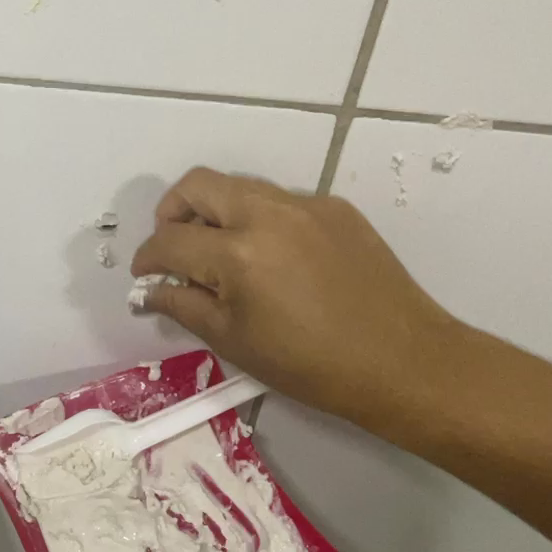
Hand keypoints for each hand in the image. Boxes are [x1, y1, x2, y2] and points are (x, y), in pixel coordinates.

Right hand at [130, 167, 468, 422]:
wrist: (406, 363)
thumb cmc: (311, 365)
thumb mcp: (234, 343)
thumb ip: (181, 305)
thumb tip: (148, 288)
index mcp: (238, 254)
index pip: (169, 240)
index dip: (147, 258)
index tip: (145, 275)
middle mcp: (267, 214)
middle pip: (197, 185)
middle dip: (172, 212)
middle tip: (174, 248)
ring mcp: (305, 205)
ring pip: (239, 186)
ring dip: (215, 212)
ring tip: (221, 254)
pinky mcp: (335, 208)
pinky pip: (279, 201)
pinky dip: (259, 221)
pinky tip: (274, 260)